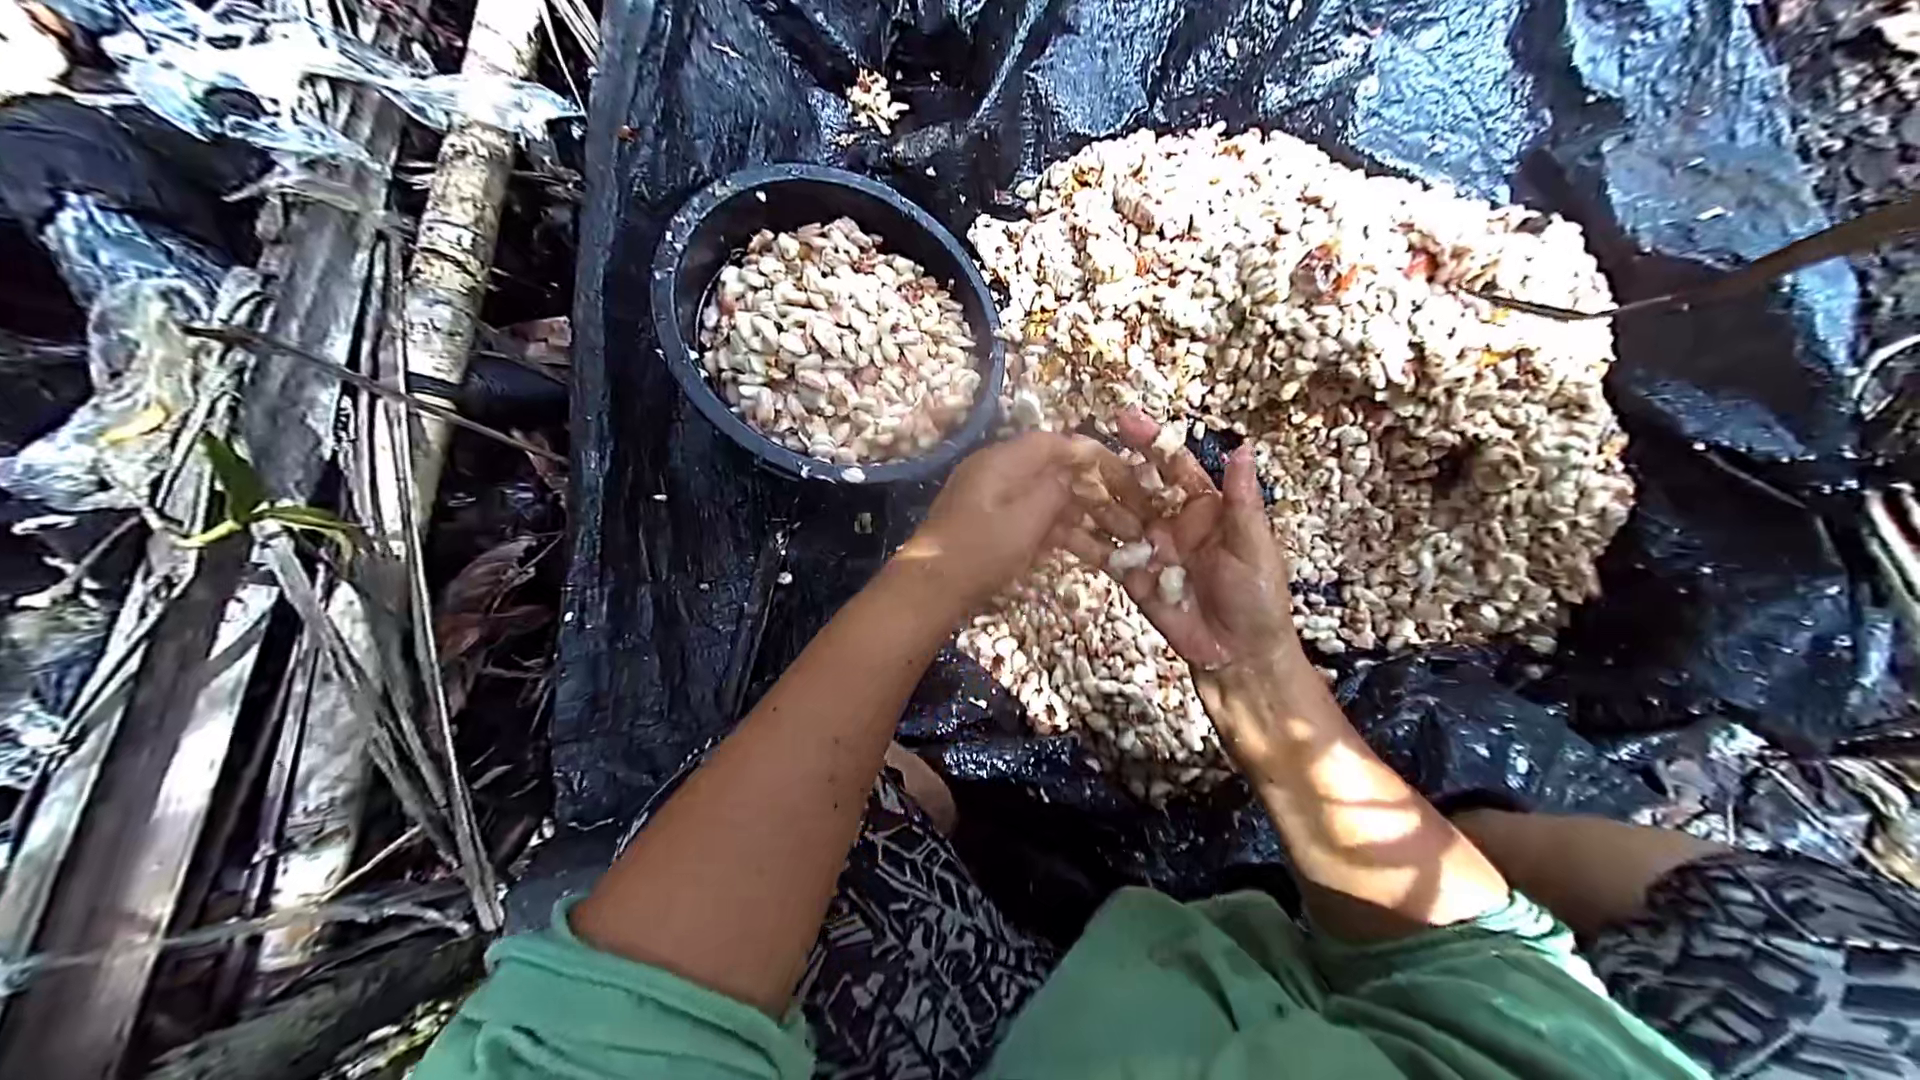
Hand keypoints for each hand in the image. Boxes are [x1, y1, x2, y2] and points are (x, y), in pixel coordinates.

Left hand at [893, 432, 1115, 613]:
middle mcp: (995, 474)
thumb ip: (1054, 490)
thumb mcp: (1025, 520)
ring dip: (1077, 519)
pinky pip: (1028, 521)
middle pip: (1050, 473)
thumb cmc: (979, 552)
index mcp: (1001, 462)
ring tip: (1113, 543)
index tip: (1117, 472)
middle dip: (1088, 494)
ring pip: (1043, 501)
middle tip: (1122, 515)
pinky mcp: (987, 527)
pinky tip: (1084, 553)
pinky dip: (1055, 533)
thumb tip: (1073, 472)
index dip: (1087, 455)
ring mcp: (989, 501)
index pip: (1051, 443)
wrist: (929, 591)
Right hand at [1082, 409, 1302, 675]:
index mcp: (1202, 508)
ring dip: (1090, 497)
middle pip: (1135, 486)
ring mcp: (1148, 548)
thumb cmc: (1256, 596)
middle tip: (1079, 446)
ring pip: (1114, 515)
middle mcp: (1170, 522)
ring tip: (1060, 478)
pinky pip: (1104, 553)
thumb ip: (1241, 499)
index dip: (1149, 442)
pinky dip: (1082, 540)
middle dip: (1109, 465)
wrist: (1238, 652)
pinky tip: (1057, 524)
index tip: (1124, 420)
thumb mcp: (1253, 543)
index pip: (1171, 465)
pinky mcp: (1131, 576)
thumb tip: (1242, 450)